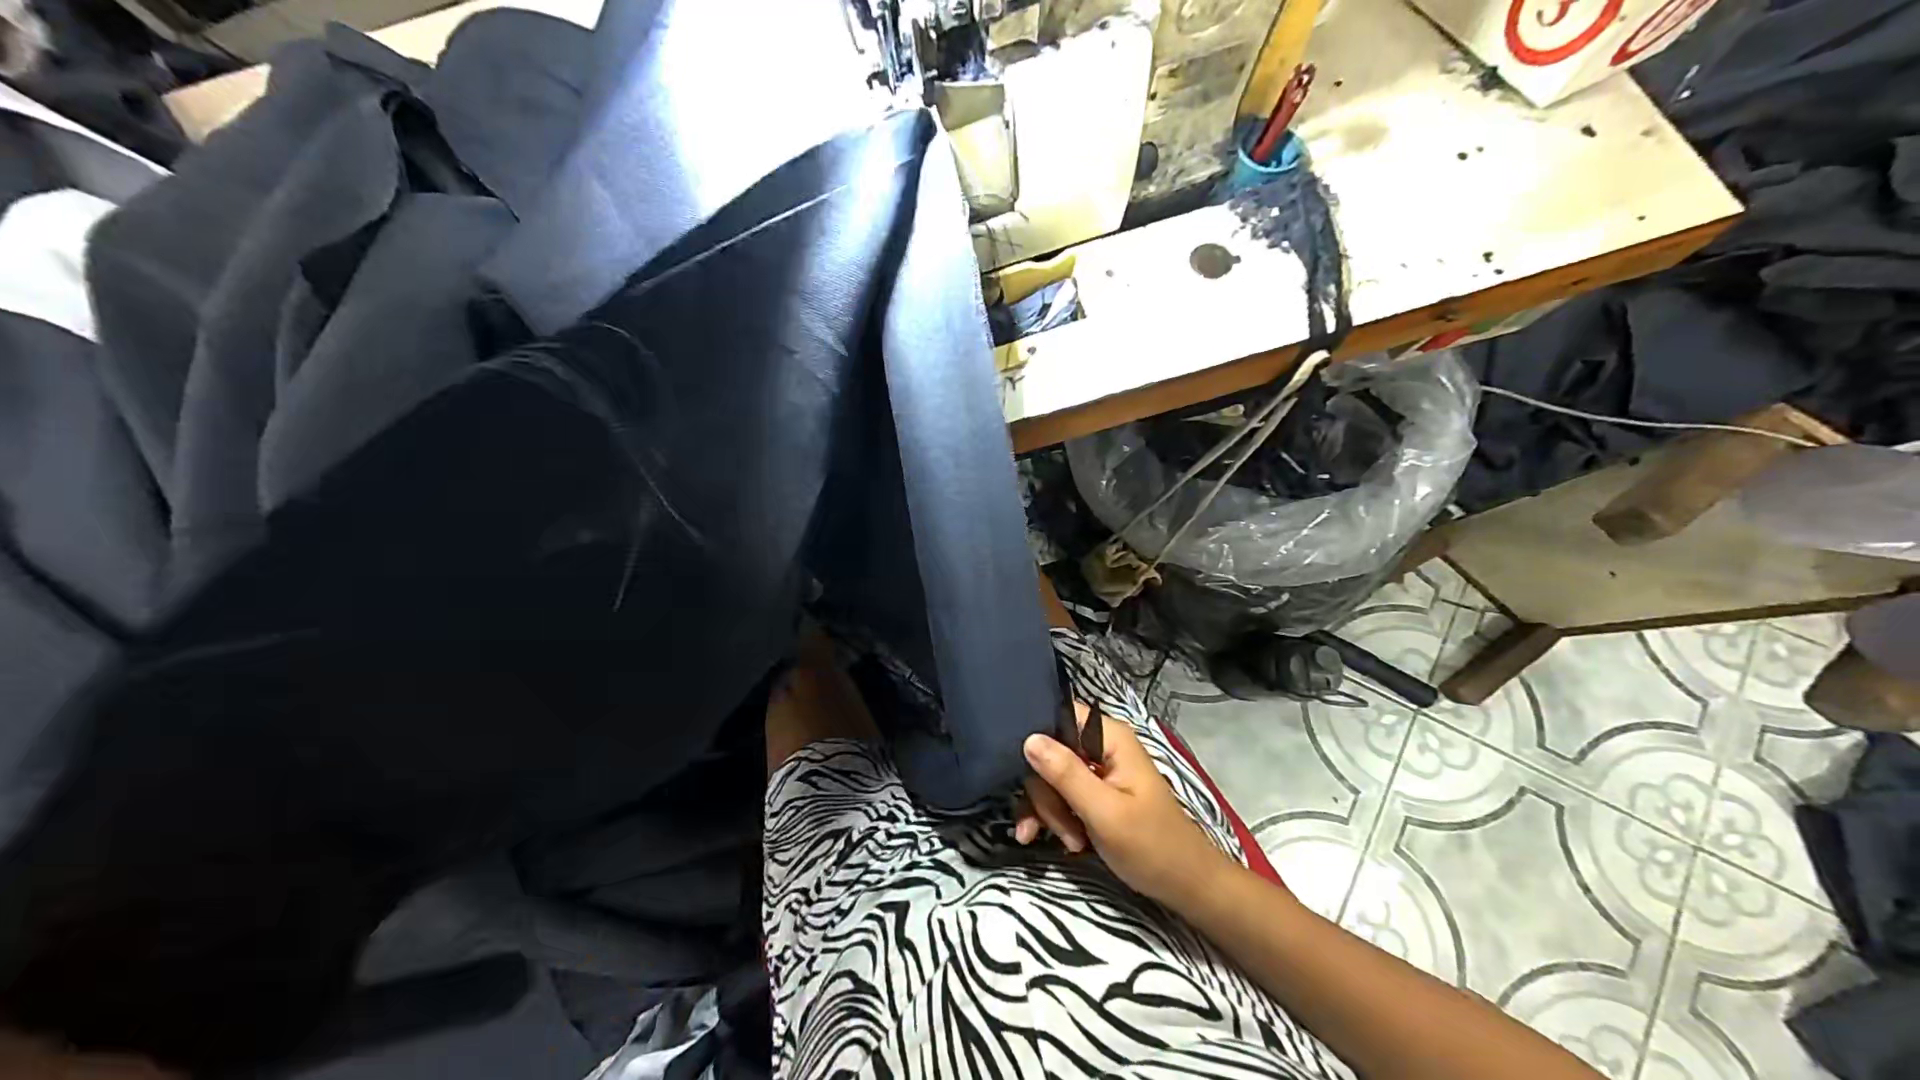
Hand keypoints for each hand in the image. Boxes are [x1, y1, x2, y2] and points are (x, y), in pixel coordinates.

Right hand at [1014, 704, 1241, 909]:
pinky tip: (1056, 842)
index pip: (1060, 716)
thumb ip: (1066, 774)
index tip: (1023, 770)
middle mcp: (1101, 747)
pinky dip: (1054, 819)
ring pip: (1050, 778)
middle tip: (1061, 828)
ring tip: (1070, 843)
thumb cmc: (1152, 846)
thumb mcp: (1105, 812)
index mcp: (1110, 738)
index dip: (1036, 738)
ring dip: (1051, 812)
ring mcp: (1097, 772)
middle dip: (1047, 793)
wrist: (1186, 887)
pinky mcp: (1092, 795)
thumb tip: (1029, 739)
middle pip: (1050, 753)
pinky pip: (1059, 796)